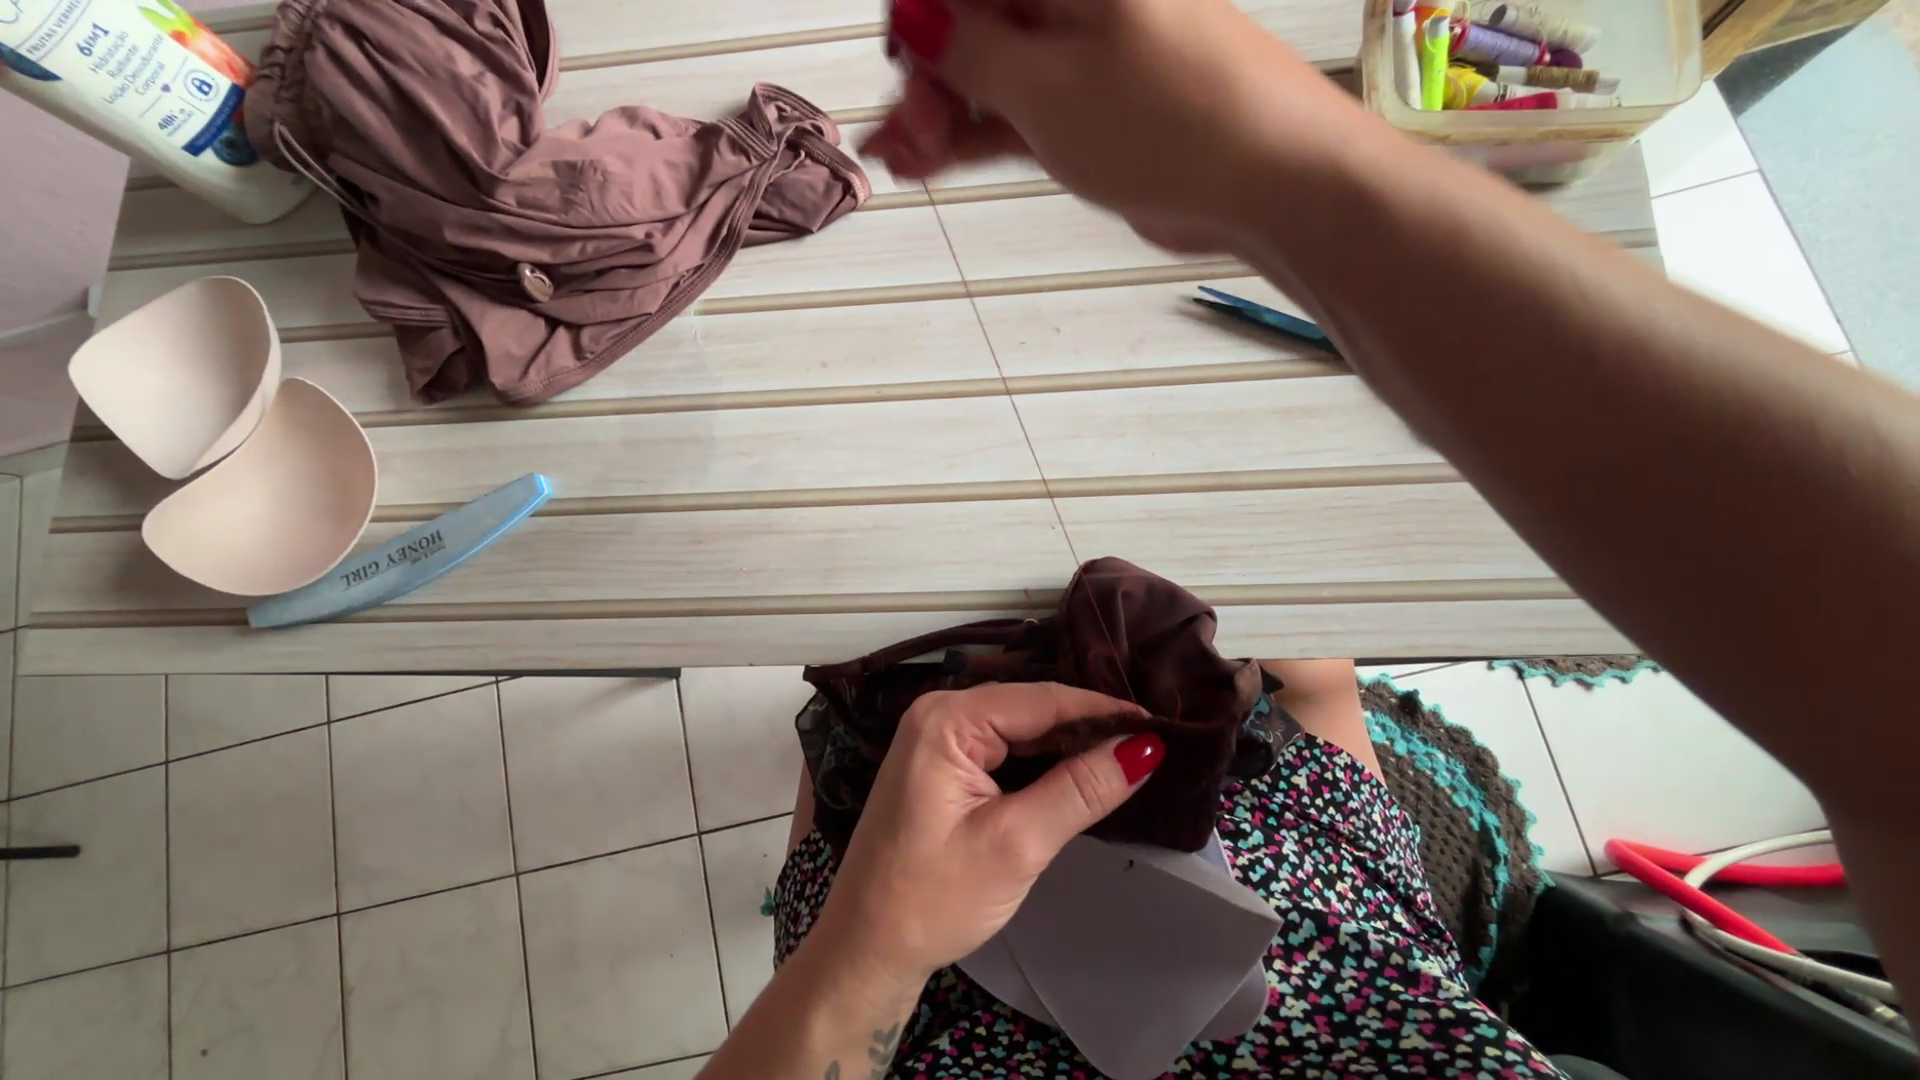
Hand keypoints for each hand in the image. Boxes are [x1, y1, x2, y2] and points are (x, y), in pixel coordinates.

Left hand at [810, 682, 1164, 983]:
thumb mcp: (1017, 844)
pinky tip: (1080, 773)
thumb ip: (1080, 790)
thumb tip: (1145, 748)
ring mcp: (937, 737)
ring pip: (1021, 728)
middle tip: (1153, 747)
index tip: (1162, 725)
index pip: (1043, 700)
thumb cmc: (934, 899)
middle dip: (1090, 727)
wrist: (867, 946)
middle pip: (1032, 708)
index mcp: (947, 720)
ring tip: (1131, 758)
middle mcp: (940, 713)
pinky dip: (1042, 761)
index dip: (1104, 710)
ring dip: (1070, 745)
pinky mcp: (942, 763)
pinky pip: (1004, 747)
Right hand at [862, 0, 1362, 245]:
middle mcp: (1074, 0)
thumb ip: (970, 52)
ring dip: (941, 115)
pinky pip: (1015, 112)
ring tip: (903, 161)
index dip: (920, 17)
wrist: (1266, 181)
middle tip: (902, 138)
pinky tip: (931, 162)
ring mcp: (1081, 53)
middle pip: (970, 21)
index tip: (898, 63)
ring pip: (987, 72)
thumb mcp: (1049, 88)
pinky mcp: (1088, 107)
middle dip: (926, 78)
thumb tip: (913, 16)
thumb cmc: (1176, 119)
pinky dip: (975, 138)